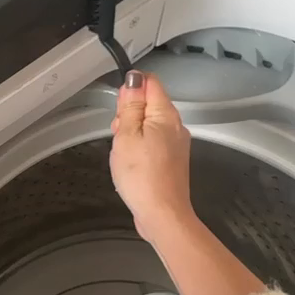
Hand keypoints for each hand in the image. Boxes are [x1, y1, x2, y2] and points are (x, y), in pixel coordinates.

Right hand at [110, 71, 195, 244]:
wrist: (162, 214)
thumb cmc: (142, 177)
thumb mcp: (126, 135)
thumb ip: (130, 106)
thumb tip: (133, 80)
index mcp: (165, 114)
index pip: (150, 82)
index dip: (130, 89)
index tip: (119, 109)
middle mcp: (176, 125)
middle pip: (149, 103)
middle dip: (128, 113)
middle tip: (119, 134)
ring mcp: (176, 143)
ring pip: (150, 123)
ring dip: (132, 132)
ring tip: (124, 152)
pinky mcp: (172, 159)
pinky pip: (153, 141)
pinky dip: (139, 146)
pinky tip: (131, 162)